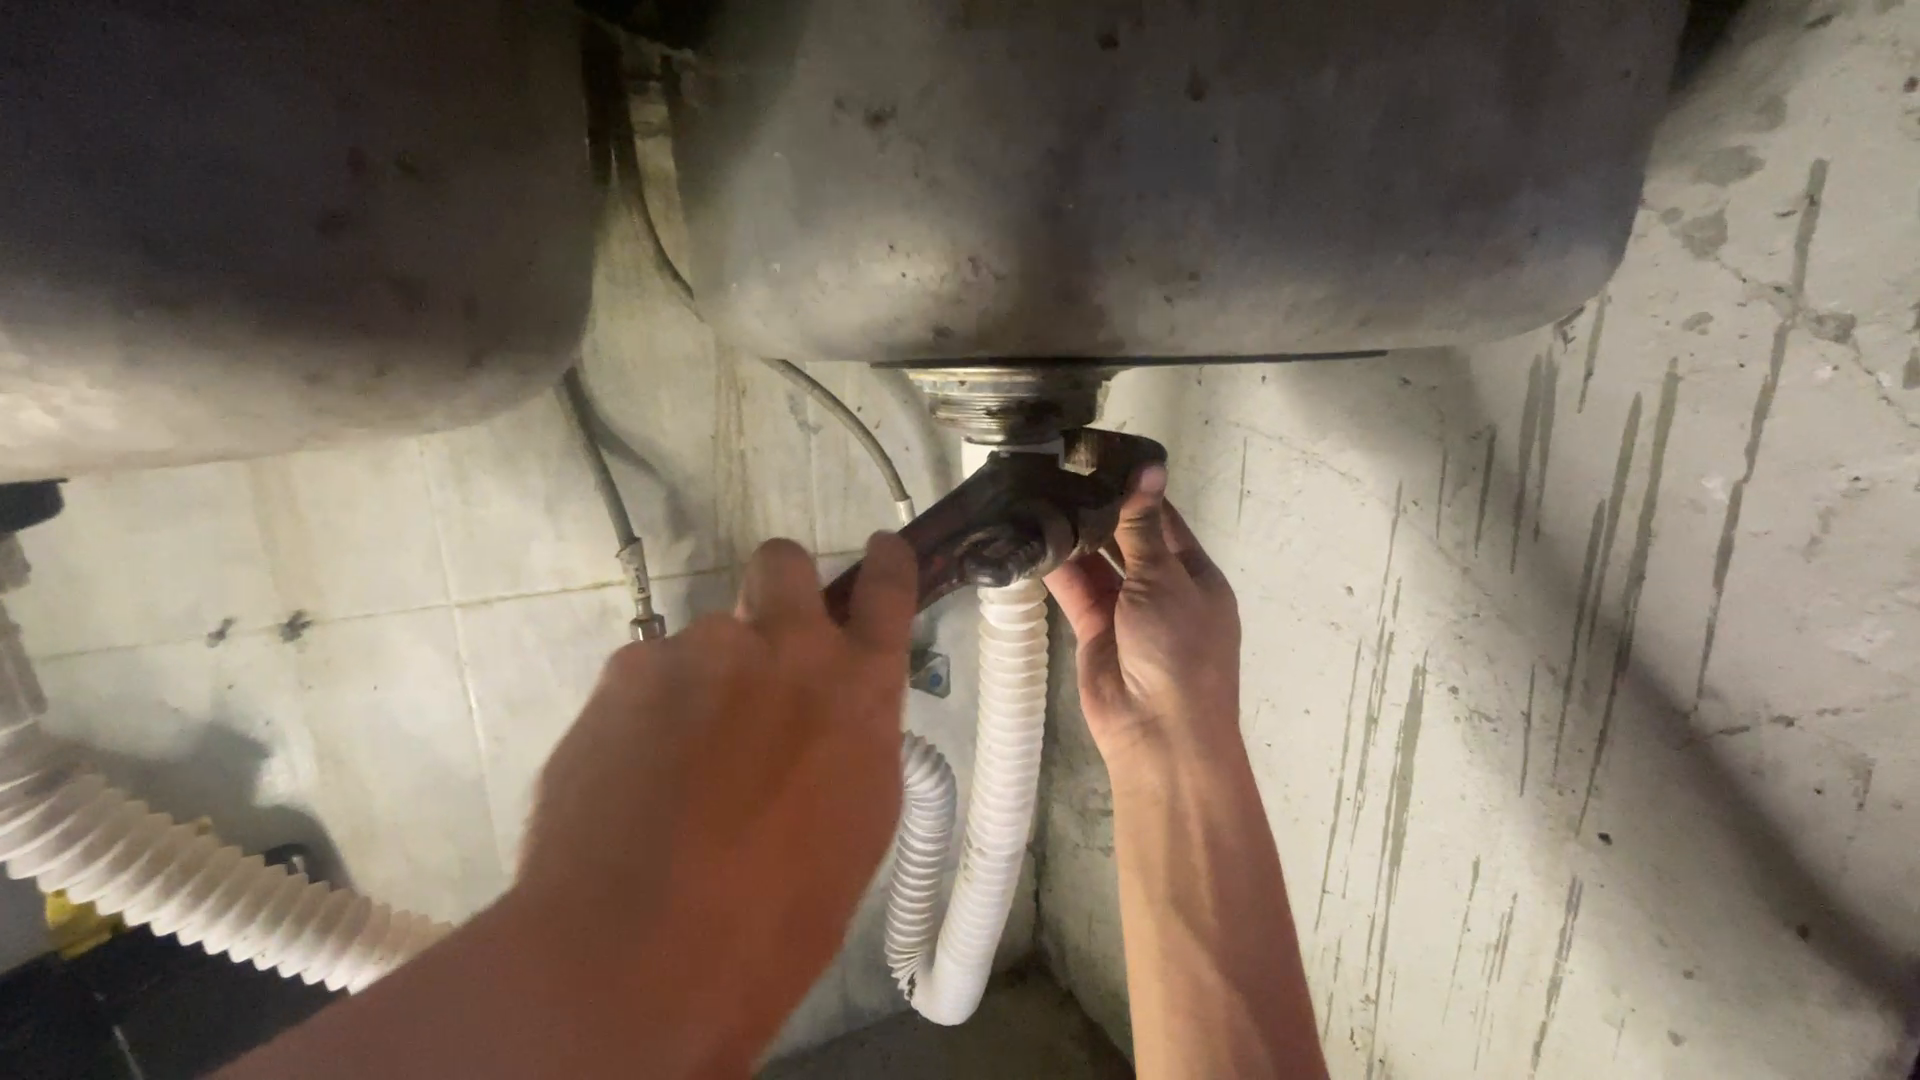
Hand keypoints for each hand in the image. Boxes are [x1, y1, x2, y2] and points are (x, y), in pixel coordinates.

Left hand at [512, 533, 915, 1070]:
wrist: (643, 953)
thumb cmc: (781, 911)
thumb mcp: (859, 819)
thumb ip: (854, 737)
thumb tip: (836, 712)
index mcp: (858, 689)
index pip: (887, 591)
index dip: (887, 562)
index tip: (882, 547)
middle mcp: (786, 648)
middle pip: (783, 561)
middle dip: (780, 582)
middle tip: (762, 636)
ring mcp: (703, 650)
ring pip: (705, 640)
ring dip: (702, 679)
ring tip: (677, 761)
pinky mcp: (628, 670)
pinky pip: (647, 674)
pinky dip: (647, 711)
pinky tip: (633, 775)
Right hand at [1044, 465, 1240, 771]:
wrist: (1159, 731)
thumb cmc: (1179, 649)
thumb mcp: (1165, 580)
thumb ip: (1143, 528)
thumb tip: (1148, 468)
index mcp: (1194, 573)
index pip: (1162, 519)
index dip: (1136, 490)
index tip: (1100, 459)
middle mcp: (1161, 587)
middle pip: (1127, 539)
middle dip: (1100, 512)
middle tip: (1059, 473)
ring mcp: (1126, 610)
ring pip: (1098, 564)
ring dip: (1075, 538)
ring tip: (1040, 497)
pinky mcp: (1094, 630)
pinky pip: (1076, 590)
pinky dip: (1058, 568)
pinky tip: (1034, 538)